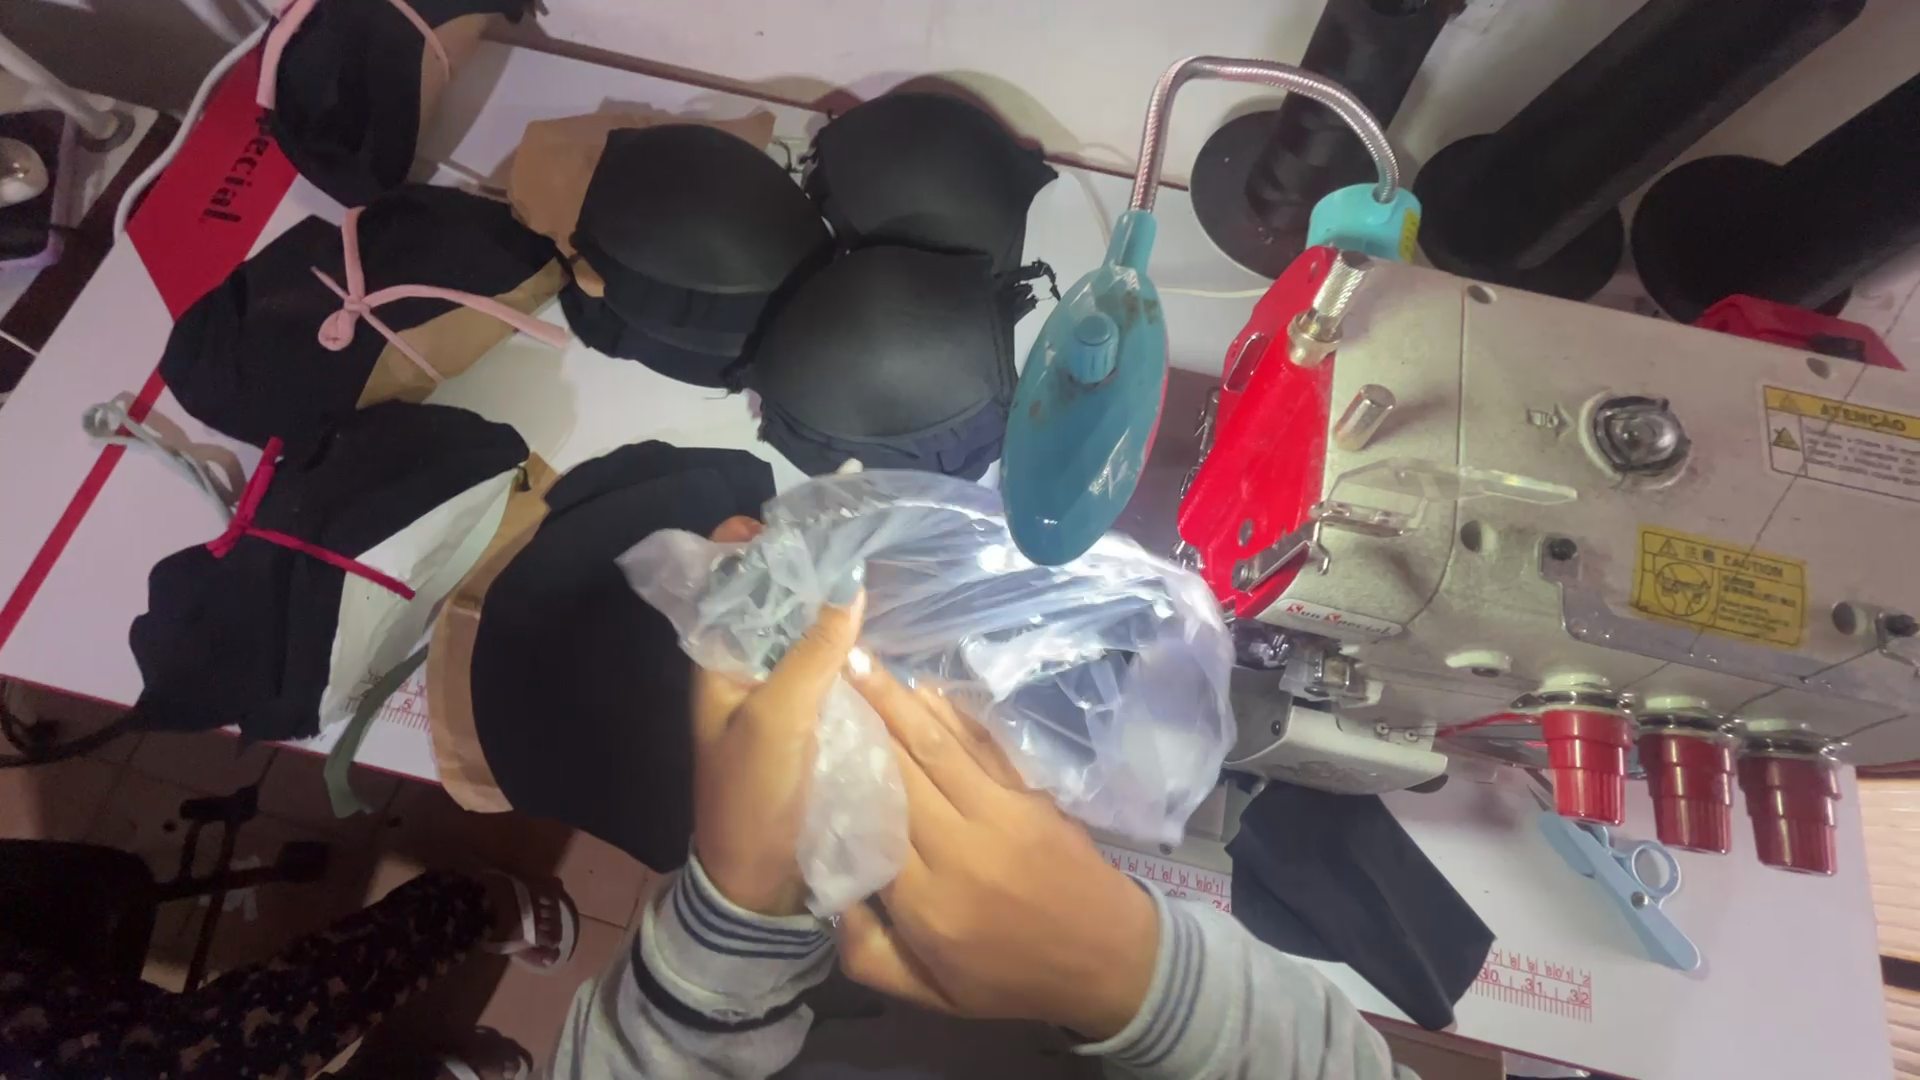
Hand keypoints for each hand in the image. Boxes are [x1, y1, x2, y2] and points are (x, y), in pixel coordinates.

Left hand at [690, 517, 864, 915]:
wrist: (759, 880)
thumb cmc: (753, 795)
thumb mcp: (779, 719)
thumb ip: (813, 651)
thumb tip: (852, 583)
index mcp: (715, 658)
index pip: (723, 580)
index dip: (751, 544)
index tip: (802, 521)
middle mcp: (742, 662)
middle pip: (768, 597)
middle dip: (803, 564)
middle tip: (854, 533)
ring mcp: (776, 686)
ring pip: (801, 625)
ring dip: (828, 598)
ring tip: (873, 562)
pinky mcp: (807, 709)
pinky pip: (824, 657)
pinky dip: (845, 635)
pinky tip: (878, 620)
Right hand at [833, 663, 1158, 1039]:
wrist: (1106, 958)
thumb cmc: (1011, 977)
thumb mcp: (932, 995)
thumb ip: (868, 955)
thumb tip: (830, 895)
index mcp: (927, 903)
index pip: (872, 824)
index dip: (843, 774)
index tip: (813, 734)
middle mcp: (959, 849)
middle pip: (902, 771)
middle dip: (864, 717)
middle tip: (828, 673)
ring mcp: (1000, 813)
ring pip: (937, 746)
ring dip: (897, 700)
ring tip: (863, 662)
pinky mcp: (1027, 794)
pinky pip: (981, 745)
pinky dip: (950, 713)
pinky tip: (922, 690)